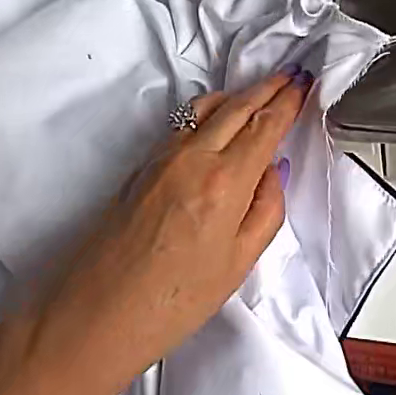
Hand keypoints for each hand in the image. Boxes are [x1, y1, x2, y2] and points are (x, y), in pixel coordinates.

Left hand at [0, 65, 312, 394]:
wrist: (91, 319)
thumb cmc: (173, 302)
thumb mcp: (240, 262)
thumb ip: (267, 208)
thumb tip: (274, 169)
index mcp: (225, 182)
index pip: (265, 125)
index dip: (288, 100)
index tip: (304, 84)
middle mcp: (192, 158)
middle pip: (238, 106)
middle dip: (268, 86)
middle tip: (290, 75)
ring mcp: (161, 158)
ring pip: (206, 107)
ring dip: (238, 94)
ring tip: (260, 92)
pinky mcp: (140, 166)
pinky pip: (184, 123)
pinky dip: (211, 110)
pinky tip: (220, 120)